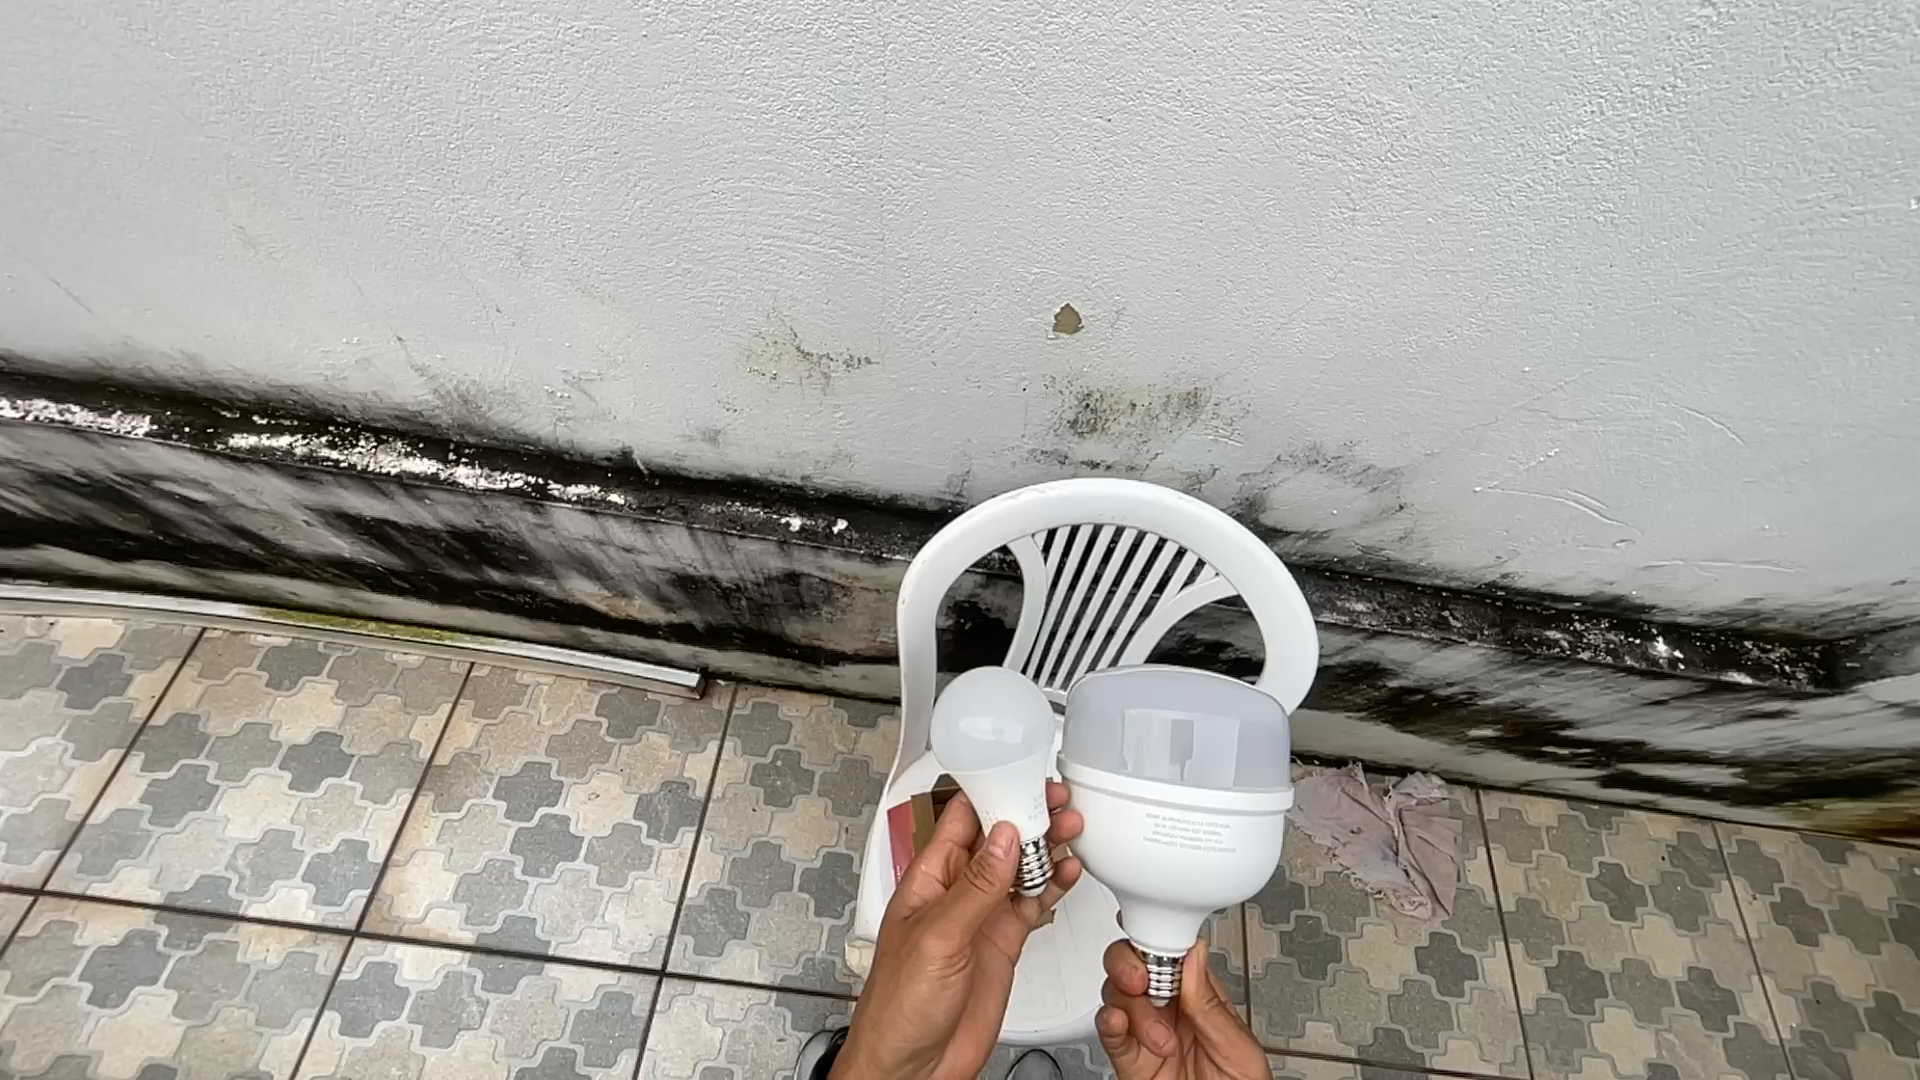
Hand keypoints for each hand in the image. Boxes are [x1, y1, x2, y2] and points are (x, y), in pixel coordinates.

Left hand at [832, 783, 1083, 1079]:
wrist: (912, 1070)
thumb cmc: (897, 1005)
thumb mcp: (937, 939)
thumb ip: (975, 888)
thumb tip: (1003, 839)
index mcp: (931, 875)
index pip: (963, 817)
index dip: (992, 792)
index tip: (1023, 776)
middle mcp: (958, 888)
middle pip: (998, 836)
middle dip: (1028, 813)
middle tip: (1059, 799)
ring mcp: (983, 913)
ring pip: (1020, 866)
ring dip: (1046, 845)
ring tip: (1072, 827)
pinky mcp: (1004, 939)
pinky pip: (1032, 901)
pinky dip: (1053, 885)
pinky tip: (1069, 871)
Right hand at [1097, 938, 1270, 1079]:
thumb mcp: (1240, 1053)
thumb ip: (1211, 1005)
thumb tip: (1194, 952)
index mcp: (1200, 1000)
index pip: (1173, 952)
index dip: (1158, 937)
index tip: (1154, 937)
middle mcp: (1169, 1011)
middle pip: (1134, 963)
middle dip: (1129, 962)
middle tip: (1141, 979)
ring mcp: (1146, 1033)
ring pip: (1117, 991)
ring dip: (1127, 1002)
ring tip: (1154, 1033)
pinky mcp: (1128, 1060)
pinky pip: (1108, 1030)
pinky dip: (1107, 1021)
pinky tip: (1117, 1023)